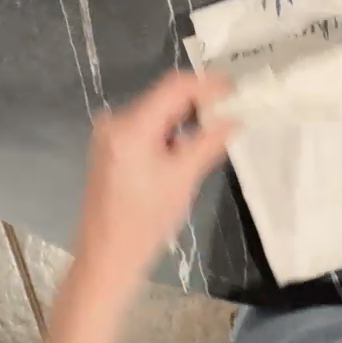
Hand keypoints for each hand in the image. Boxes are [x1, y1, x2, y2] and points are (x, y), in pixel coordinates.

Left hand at [73, 71, 234, 284]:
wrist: (106, 258)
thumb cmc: (146, 222)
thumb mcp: (184, 179)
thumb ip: (210, 142)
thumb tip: (235, 119)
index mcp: (131, 126)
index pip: (174, 86)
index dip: (207, 83)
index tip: (235, 88)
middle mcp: (116, 121)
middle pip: (164, 97)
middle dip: (198, 101)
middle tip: (231, 107)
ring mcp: (109, 134)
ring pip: (156, 111)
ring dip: (184, 117)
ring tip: (215, 127)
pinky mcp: (110, 147)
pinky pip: (146, 126)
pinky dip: (168, 131)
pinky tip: (188, 144)